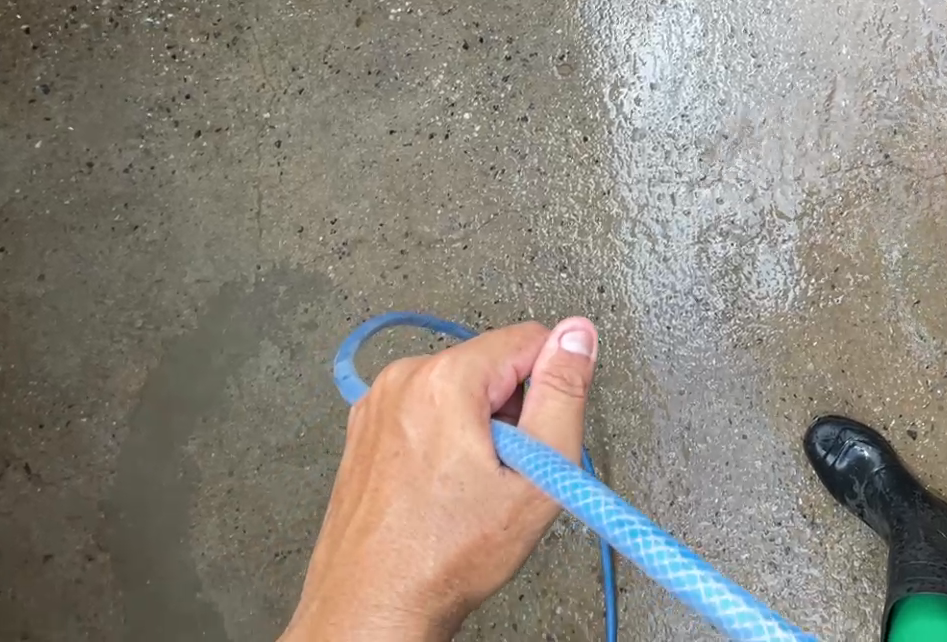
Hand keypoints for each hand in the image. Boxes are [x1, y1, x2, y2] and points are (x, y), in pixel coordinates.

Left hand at [282, 318, 598, 641]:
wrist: (370, 615)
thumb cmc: (446, 558)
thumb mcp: (538, 473)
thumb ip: (565, 392)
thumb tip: (579, 332)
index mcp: (446, 379)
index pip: (533, 339)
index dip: (549, 389)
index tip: (531, 439)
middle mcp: (405, 378)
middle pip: (497, 364)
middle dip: (514, 410)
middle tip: (504, 469)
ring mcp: (379, 403)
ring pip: (468, 386)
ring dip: (483, 425)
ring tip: (471, 483)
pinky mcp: (368, 427)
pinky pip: (434, 407)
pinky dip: (449, 436)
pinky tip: (443, 485)